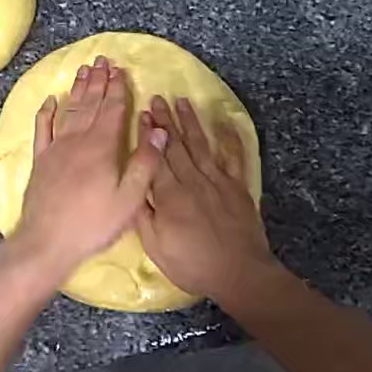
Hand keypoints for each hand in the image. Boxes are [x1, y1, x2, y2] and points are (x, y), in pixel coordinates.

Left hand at [10, 56, 167, 276]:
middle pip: (90, 104)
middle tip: (102, 60)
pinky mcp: (40, 162)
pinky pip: (42, 129)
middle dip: (98, 81)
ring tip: (83, 70)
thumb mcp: (129, 199)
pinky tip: (50, 101)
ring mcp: (55, 149)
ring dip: (78, 90)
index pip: (112, 110)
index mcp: (102, 147)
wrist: (46, 242)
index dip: (118, 88)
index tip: (120, 70)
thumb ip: (145, 163)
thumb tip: (159, 130)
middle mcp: (77, 140)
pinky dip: (46, 113)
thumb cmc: (93, 223)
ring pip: (69, 111)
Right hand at [137, 96, 281, 304]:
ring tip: (182, 101)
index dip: (148, 135)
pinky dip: (230, 137)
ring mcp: (218, 181)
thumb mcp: (155, 246)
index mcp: (169, 194)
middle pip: (176, 145)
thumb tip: (132, 187)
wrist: (238, 273)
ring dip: (190, 122)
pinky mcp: (237, 186)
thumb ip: (142, 215)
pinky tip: (225, 121)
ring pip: (201, 144)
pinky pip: (234, 156)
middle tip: (157, 98)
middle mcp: (192, 180)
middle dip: (165, 121)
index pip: (155, 157)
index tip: (142, 114)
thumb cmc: (192, 264)